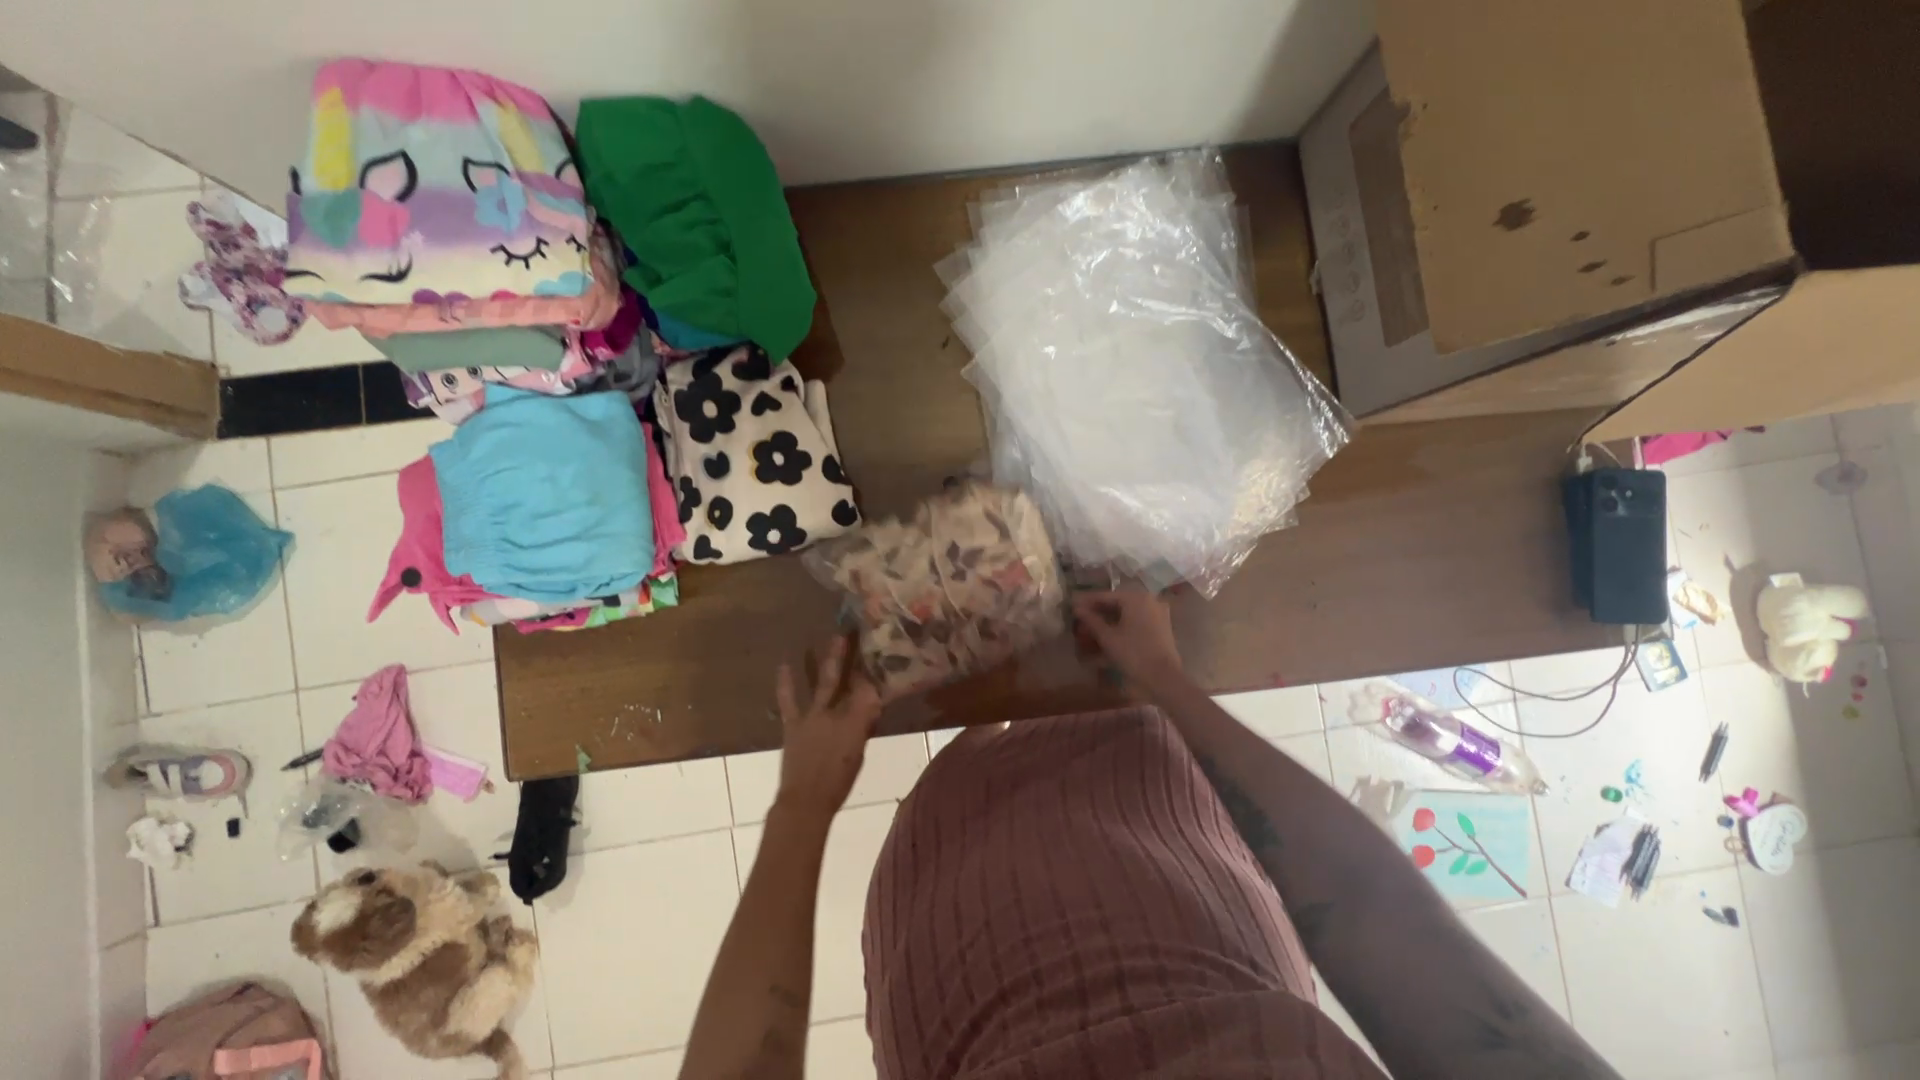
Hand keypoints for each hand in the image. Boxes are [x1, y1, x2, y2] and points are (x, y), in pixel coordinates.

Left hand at [773, 636, 881, 820]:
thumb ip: (864, 724)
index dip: (873, 673)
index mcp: (856, 722)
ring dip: (827, 659)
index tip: (877, 653)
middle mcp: (836, 713)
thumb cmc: (837, 781)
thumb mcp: (858, 752)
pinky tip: (784, 665)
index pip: (868, 691)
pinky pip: (789, 698)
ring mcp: (812, 716)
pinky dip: (787, 682)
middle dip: (852, 655)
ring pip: (822, 682)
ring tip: (832, 637)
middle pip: (848, 679)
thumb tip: (872, 699)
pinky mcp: (794, 723)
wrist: (805, 800)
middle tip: (855, 631)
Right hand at [1073, 589, 1186, 693]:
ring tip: (1090, 629)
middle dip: (1097, 611)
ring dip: (1108, 620)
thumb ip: (1091, 620)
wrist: (1163, 678)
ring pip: (1126, 613)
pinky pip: (1136, 621)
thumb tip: (1076, 608)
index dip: (1086, 601)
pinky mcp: (1161, 627)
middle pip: (1117, 603)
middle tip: (1079, 618)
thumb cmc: (1133, 654)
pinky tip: (1108, 634)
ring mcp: (1157, 613)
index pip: (1105, 596)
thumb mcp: (1108, 637)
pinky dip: (1121, 626)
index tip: (1070, 605)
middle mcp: (1148, 600)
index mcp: (1135, 598)